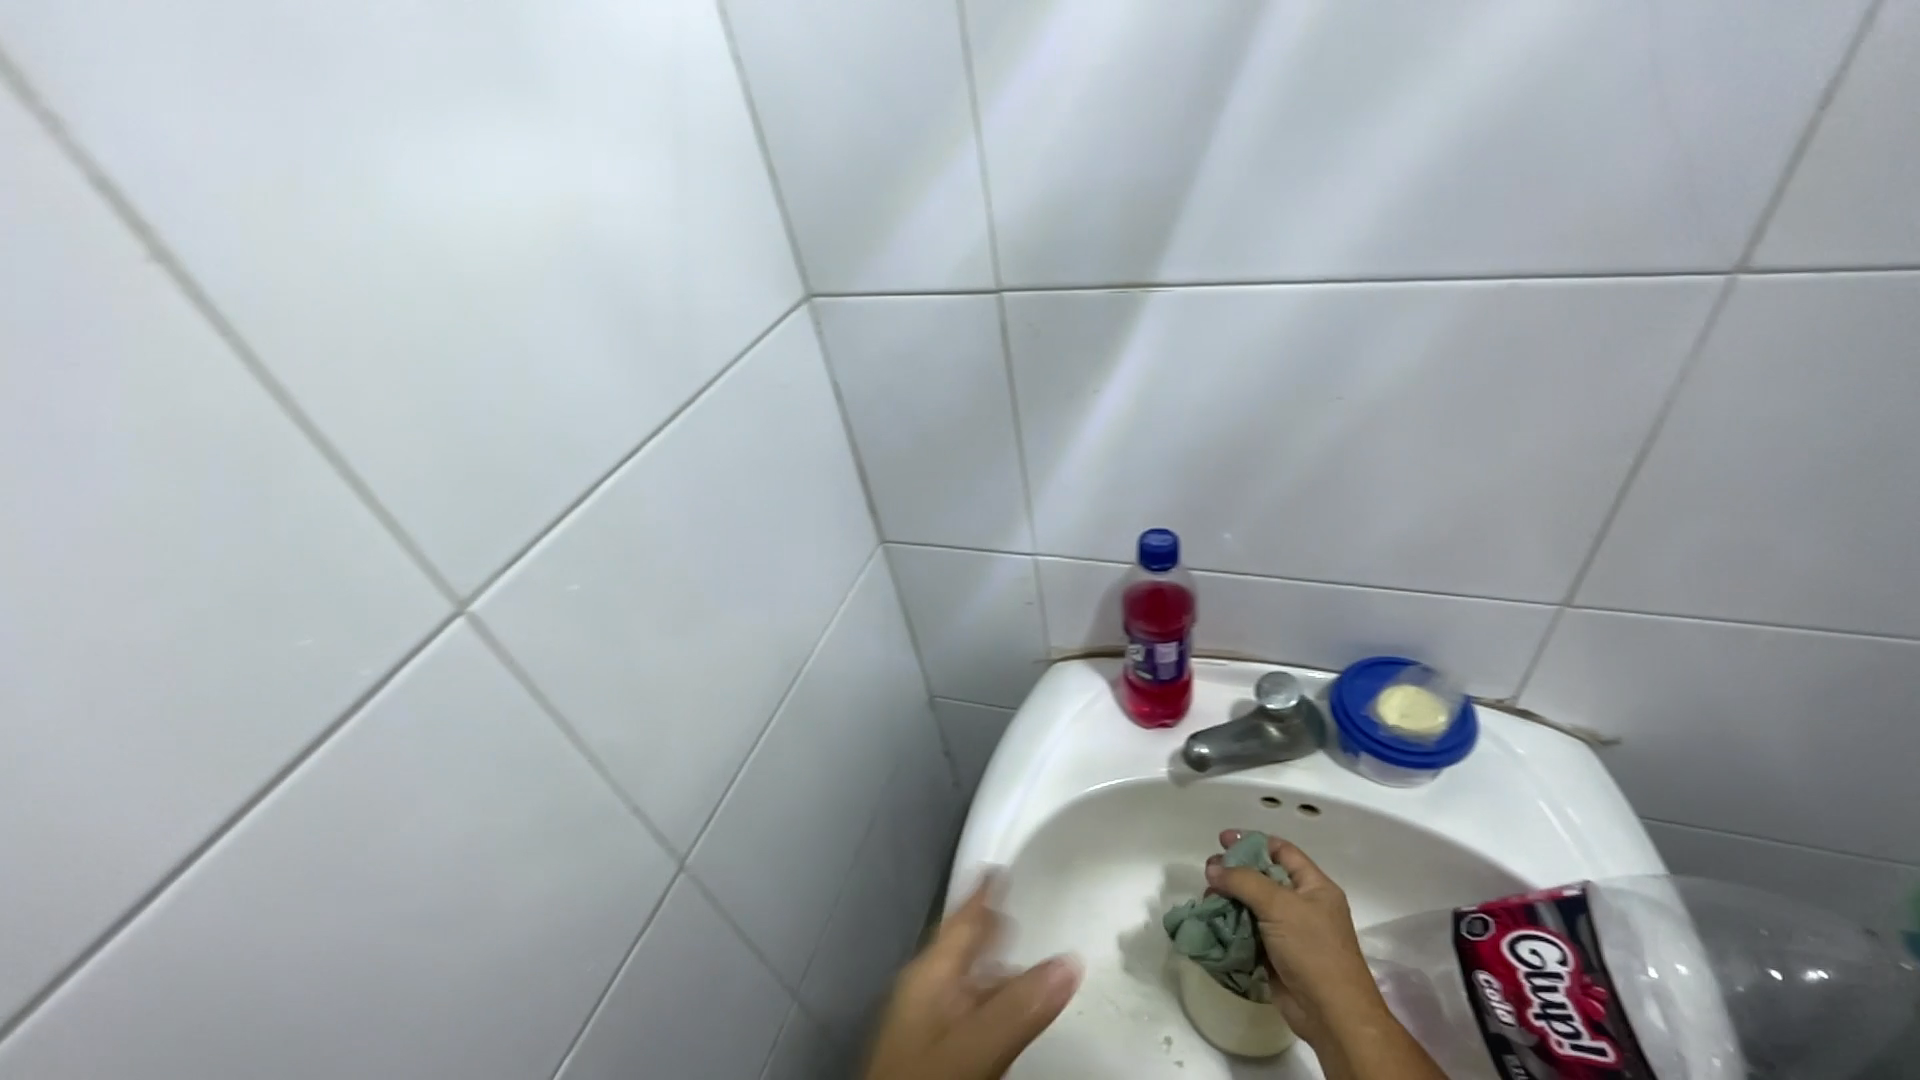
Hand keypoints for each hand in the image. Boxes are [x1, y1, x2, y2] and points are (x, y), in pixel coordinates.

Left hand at [862, 875, 1080, 1079]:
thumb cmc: (921, 1079)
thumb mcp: (974, 1046)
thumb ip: (1021, 1005)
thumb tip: (1071, 961)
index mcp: (929, 977)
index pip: (960, 921)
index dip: (981, 892)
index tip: (999, 865)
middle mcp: (925, 992)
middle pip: (961, 947)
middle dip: (987, 925)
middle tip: (1010, 900)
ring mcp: (926, 1023)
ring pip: (964, 980)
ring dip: (990, 963)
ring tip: (1016, 949)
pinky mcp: (932, 1052)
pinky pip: (965, 1010)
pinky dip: (987, 997)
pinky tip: (1001, 1010)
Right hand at [1203, 832, 1383, 1046]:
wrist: (1330, 1014)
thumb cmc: (1313, 951)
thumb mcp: (1280, 906)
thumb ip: (1244, 881)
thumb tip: (1213, 869)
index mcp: (1314, 887)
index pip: (1282, 851)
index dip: (1253, 842)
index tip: (1222, 840)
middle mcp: (1302, 905)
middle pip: (1263, 877)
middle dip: (1235, 872)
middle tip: (1209, 872)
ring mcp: (1289, 932)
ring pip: (1252, 905)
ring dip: (1229, 899)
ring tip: (1207, 899)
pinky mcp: (1275, 955)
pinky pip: (1248, 931)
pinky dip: (1230, 924)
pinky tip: (1212, 922)